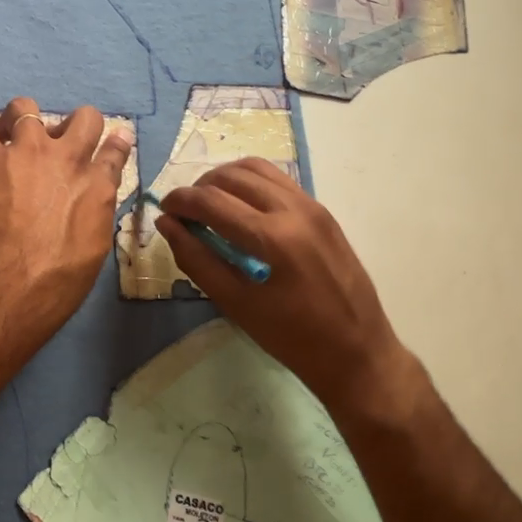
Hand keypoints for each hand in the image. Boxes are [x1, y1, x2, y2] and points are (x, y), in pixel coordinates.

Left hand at [0, 98, 132, 328]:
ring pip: (25, 108)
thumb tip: (92, 205)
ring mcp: (30, 151)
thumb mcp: (95, 247)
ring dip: (19, 118)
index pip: (114, 153)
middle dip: (76, 124)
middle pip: (84, 118)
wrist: (17, 274)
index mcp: (98, 186)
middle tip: (59, 139)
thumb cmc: (61, 277)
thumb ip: (95, 214)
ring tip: (11, 134)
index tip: (117, 136)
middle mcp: (70, 159)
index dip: (116, 143)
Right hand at [157, 159, 415, 414]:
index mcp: (272, 237)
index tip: (163, 211)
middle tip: (184, 212)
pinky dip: (251, 183)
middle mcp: (294, 210)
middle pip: (233, 176)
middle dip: (200, 188)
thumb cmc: (292, 337)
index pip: (212, 201)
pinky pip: (279, 181)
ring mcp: (313, 207)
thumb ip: (197, 259)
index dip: (180, 201)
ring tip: (209, 204)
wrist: (357, 352)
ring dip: (225, 179)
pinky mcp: (323, 212)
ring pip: (257, 169)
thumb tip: (167, 224)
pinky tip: (240, 208)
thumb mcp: (236, 304)